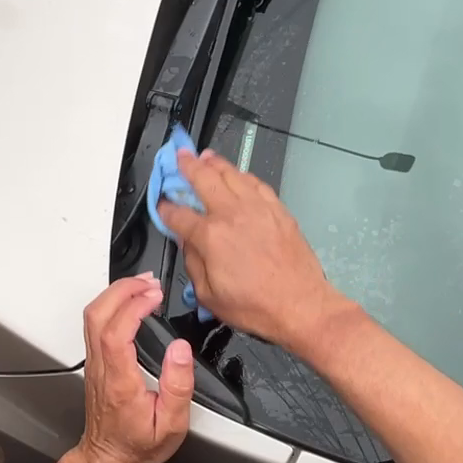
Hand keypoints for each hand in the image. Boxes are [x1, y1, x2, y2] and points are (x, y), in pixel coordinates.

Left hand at [75, 274, 194, 462]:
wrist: (108, 459)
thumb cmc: (138, 445)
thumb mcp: (171, 425)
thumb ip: (178, 386)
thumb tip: (180, 350)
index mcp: (120, 382)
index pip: (115, 333)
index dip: (133, 307)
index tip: (154, 297)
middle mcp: (101, 369)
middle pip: (96, 315)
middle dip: (122, 290)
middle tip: (149, 283)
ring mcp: (94, 364)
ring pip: (92, 317)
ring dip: (115, 294)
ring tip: (143, 287)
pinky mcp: (94, 362)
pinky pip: (95, 324)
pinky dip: (112, 305)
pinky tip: (130, 304)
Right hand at [156, 150, 357, 351]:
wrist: (300, 305)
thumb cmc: (256, 306)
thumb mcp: (209, 295)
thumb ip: (193, 263)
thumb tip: (187, 244)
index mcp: (210, 237)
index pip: (178, 215)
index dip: (165, 209)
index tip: (162, 206)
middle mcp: (233, 215)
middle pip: (204, 179)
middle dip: (187, 166)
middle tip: (180, 157)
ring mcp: (257, 209)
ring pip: (232, 174)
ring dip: (215, 163)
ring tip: (205, 157)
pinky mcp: (278, 210)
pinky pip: (257, 183)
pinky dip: (243, 175)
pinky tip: (238, 174)